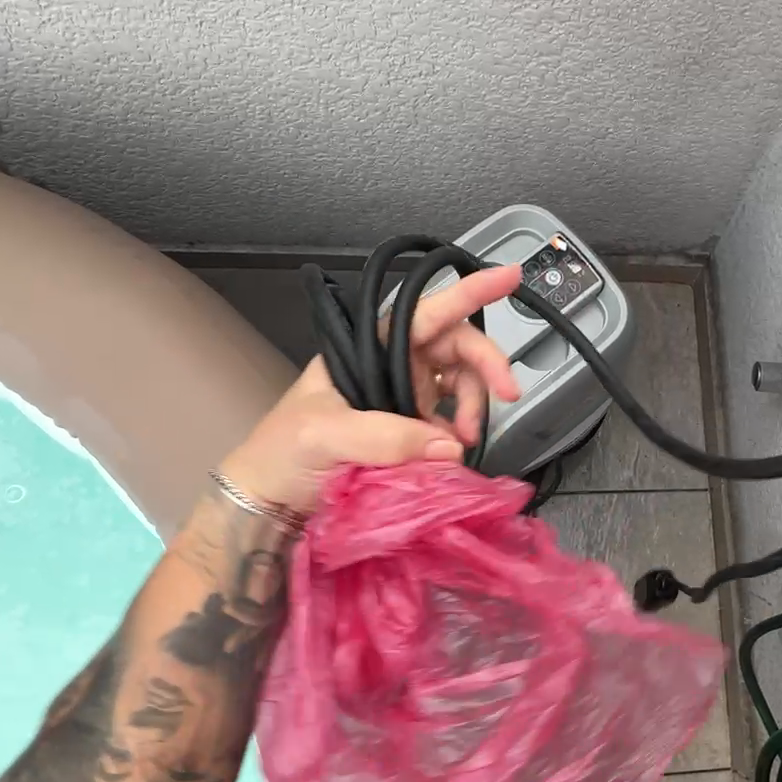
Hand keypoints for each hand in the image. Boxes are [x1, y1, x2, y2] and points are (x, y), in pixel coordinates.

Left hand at [217, 265, 522, 513]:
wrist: (272, 504)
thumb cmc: (281, 453)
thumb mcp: (323, 434)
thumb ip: (384, 436)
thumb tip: (449, 445)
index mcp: (370, 348)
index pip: (426, 311)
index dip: (468, 292)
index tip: (508, 277)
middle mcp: (394, 366)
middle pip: (457, 347)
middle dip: (487, 364)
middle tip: (509, 391)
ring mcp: (406, 398)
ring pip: (463, 385)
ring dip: (475, 407)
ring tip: (464, 440)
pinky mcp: (414, 432)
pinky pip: (453, 424)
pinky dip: (461, 435)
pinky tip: (452, 452)